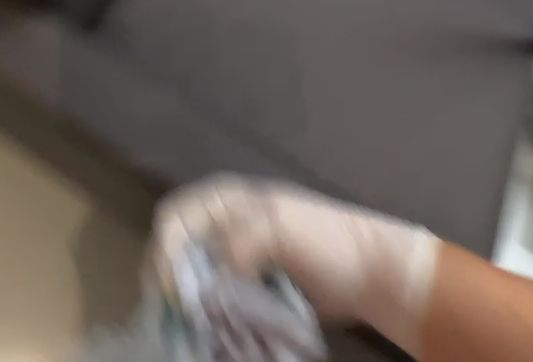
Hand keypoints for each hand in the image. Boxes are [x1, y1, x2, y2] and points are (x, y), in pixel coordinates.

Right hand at [150, 175, 439, 350]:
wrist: (368, 272)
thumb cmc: (324, 238)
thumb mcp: (280, 225)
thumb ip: (241, 239)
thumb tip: (212, 272)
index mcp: (222, 199)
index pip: (173, 218)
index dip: (164, 250)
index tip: (171, 290)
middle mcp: (219, 224)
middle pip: (175, 248)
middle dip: (171, 282)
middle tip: (175, 316)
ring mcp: (232, 257)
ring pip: (191, 277)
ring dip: (187, 302)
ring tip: (190, 328)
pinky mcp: (245, 287)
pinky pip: (214, 299)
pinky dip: (208, 316)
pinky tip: (209, 333)